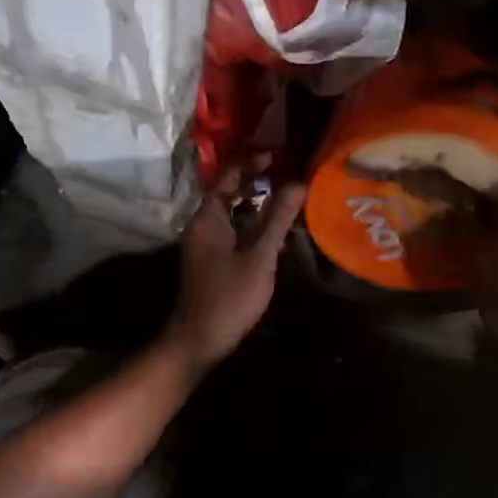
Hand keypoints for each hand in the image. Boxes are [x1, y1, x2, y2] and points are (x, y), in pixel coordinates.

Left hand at [166, 172, 307, 370]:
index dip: (251, 164)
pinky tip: (277, 235)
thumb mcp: (259, 256)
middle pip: (229, 194)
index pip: (227, 177)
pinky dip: (253, 228)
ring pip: (234, 215)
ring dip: (258, 207)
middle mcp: (202, 225)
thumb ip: (278, 219)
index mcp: (207, 218)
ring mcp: (206, 244)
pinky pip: (234, 233)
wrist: (199, 340)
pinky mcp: (213, 261)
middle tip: (289, 177)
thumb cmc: (229, 296)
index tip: (279, 157)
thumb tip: (298, 183)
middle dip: (257, 184)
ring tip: (290, 201)